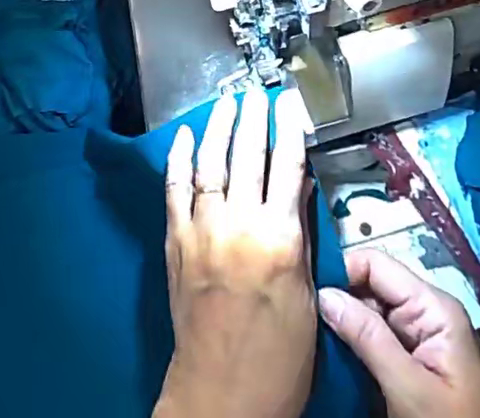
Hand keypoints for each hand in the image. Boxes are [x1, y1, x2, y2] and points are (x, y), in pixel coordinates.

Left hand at [156, 90, 316, 417]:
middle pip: (247, 155)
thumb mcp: (304, 292)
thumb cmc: (279, 354)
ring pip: (209, 164)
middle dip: (253, 118)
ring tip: (226, 102)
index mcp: (279, 238)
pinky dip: (177, 161)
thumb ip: (298, 232)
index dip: (289, 129)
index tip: (289, 104)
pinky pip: (174, 191)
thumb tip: (298, 186)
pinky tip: (182, 138)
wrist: (222, 395)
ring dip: (217, 128)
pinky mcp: (176, 242)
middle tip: (256, 92)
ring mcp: (203, 230)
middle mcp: (239, 224)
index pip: (287, 166)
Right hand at [317, 249, 479, 417]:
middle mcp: (427, 311)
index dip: (341, 271)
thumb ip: (368, 337)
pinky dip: (355, 344)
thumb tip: (324, 293)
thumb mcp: (409, 388)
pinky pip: (378, 339)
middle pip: (372, 286)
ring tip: (311, 334)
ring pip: (371, 313)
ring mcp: (422, 338)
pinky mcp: (415, 362)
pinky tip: (332, 353)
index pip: (377, 264)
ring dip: (343, 323)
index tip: (309, 293)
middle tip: (304, 318)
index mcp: (434, 306)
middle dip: (339, 299)